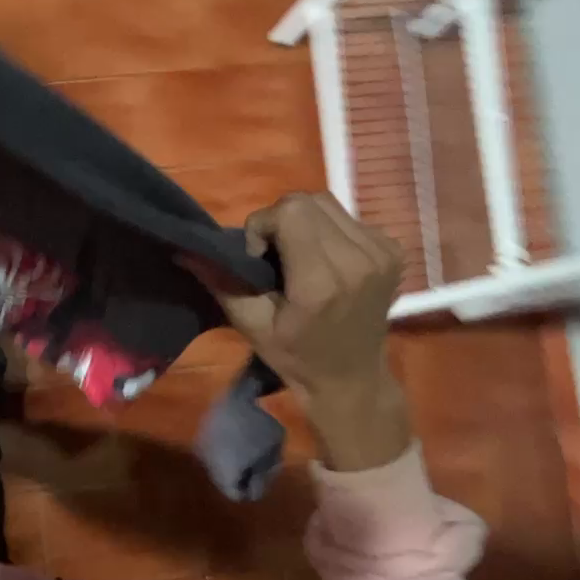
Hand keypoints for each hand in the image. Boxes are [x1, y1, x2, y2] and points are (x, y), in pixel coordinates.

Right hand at [197, 193, 412, 471]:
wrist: (352, 377)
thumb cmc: (295, 356)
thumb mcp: (251, 325)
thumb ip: (222, 282)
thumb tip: (186, 249)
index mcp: (322, 281)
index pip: (290, 212)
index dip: (263, 226)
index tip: (259, 258)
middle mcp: (358, 259)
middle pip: (308, 202)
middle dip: (281, 221)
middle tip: (275, 256)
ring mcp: (382, 251)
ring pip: (328, 203)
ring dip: (304, 223)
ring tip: (299, 256)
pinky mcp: (394, 248)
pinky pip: (348, 218)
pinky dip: (327, 231)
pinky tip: (324, 261)